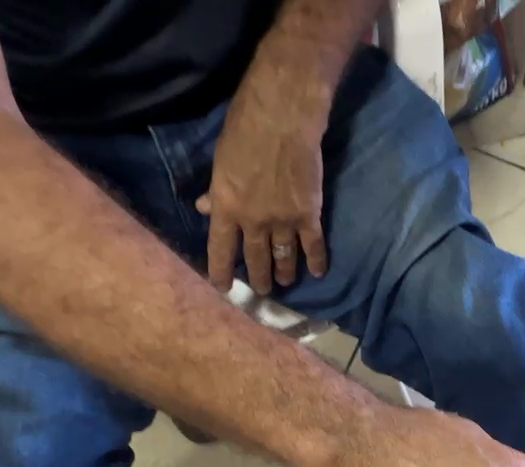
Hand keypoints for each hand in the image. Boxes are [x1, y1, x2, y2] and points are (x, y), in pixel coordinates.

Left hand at [199, 73, 328, 293]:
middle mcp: (253, 221)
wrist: (283, 117)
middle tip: (262, 289)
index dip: (220, 271)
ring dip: (285, 273)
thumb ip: (217, 191)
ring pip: (284, 257)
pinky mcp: (309, 215)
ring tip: (285, 282)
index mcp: (226, 206)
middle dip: (259, 278)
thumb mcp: (221, 160)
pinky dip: (316, 261)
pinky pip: (313, 246)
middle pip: (256, 258)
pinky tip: (318, 272)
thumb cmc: (245, 127)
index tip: (223, 287)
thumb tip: (206, 209)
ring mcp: (283, 221)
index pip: (220, 248)